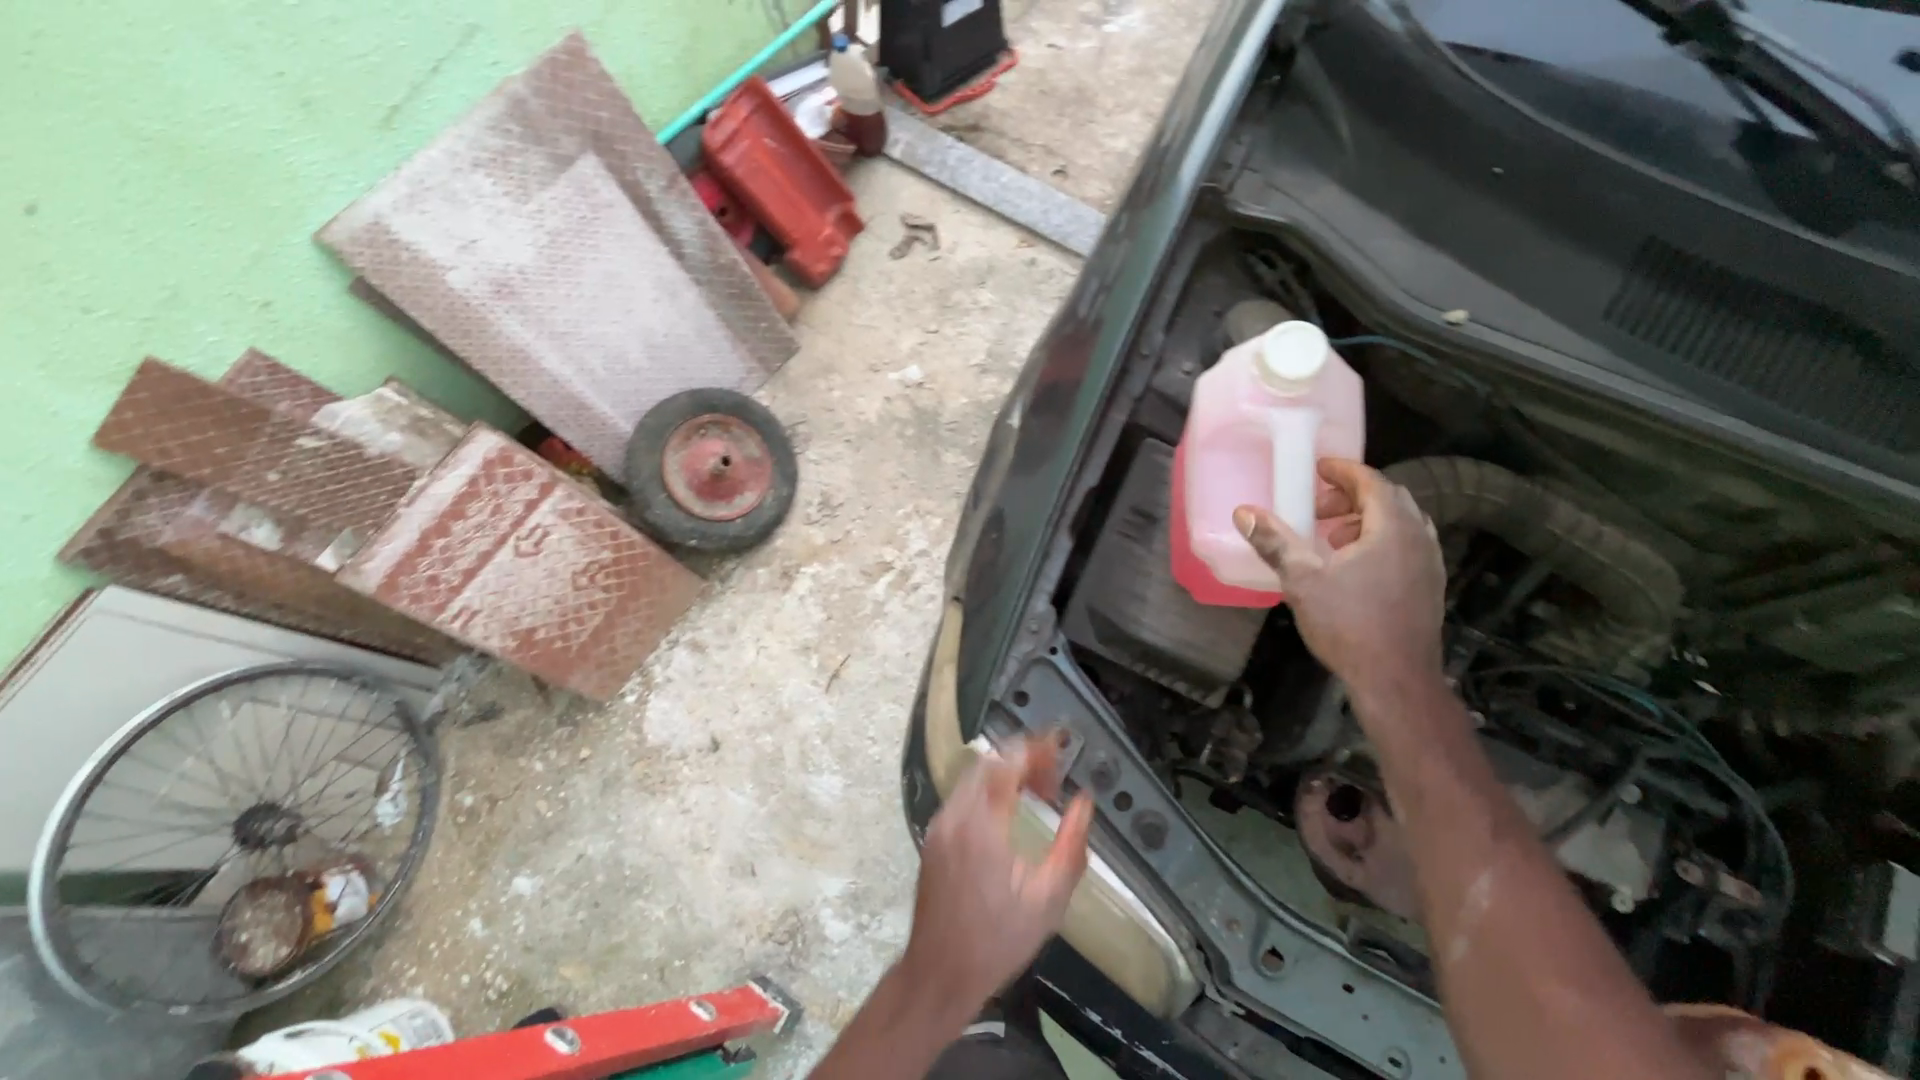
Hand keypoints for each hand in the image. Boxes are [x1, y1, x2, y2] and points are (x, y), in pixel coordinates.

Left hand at [903, 735, 1094, 1011]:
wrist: (940, 972)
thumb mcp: (1049, 900)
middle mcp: (955, 816)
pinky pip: (962, 795)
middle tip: (1053, 780)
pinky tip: (1009, 813)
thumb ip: (1071, 845)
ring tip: (1038, 794)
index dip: (1036, 749)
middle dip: (1023, 758)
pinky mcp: (933, 837)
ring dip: (1005, 773)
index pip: (1007, 763)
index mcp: (983, 826)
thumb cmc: (998, 941)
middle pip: (988, 761)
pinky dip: (988, 789)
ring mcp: (939, 825)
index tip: (1061, 750)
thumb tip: (1084, 802)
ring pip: (973, 776)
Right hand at [1234, 458, 1446, 699]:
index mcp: (1392, 528)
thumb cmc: (1348, 625)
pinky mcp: (1430, 587)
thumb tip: (1245, 513)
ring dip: (1366, 520)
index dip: (1344, 471)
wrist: (1396, 679)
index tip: (1318, 468)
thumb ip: (1275, 542)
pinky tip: (1355, 568)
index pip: (1372, 481)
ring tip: (1332, 538)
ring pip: (1400, 524)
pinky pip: (1407, 546)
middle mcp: (1419, 538)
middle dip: (1352, 496)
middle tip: (1318, 507)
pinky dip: (1380, 541)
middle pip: (1389, 499)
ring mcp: (1430, 563)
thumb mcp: (1303, 581)